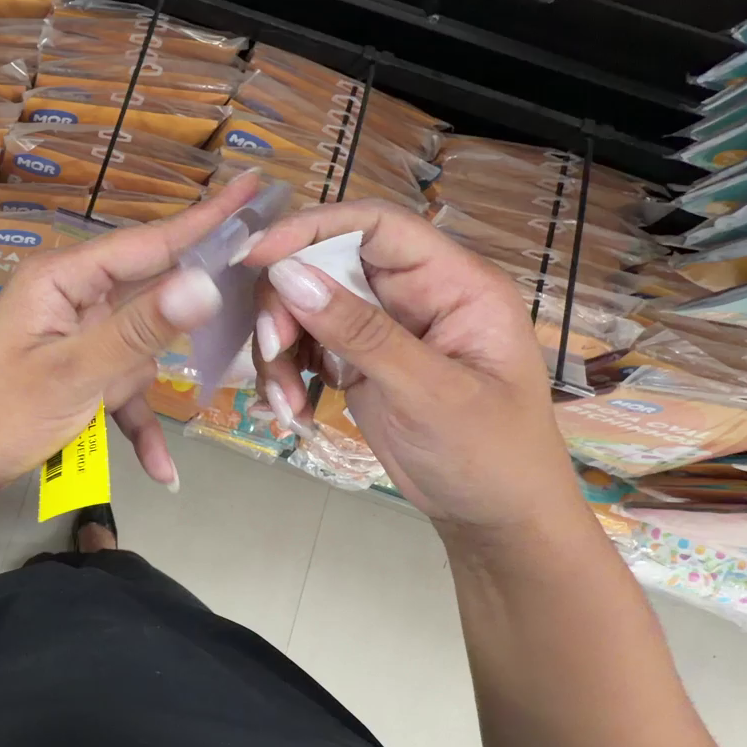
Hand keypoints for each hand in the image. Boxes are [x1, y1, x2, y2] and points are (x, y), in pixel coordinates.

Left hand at [0, 174, 261, 497]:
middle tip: (243, 309)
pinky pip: (120, 386)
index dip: (204, 219)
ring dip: (139, 387)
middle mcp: (68, 294)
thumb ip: (139, 331)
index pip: (144, 243)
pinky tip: (160, 469)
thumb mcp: (74, 375)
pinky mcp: (77, 367)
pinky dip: (135, 421)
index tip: (256, 186)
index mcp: (59, 278)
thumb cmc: (1, 417)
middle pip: (148, 292)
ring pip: (138, 346)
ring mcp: (73, 332)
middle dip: (178, 319)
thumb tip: (205, 284)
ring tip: (111, 412)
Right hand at [239, 200, 585, 533]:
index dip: (312, 228)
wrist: (493, 520)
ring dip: (280, 351)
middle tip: (272, 350)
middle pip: (324, 266)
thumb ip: (359, 332)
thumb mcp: (428, 392)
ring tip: (286, 402)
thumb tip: (287, 275)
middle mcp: (411, 295)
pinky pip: (301, 348)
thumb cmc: (489, 454)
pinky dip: (285, 376)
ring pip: (302, 309)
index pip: (375, 225)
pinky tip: (292, 411)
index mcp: (452, 283)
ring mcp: (379, 329)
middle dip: (286, 307)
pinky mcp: (354, 361)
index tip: (254, 255)